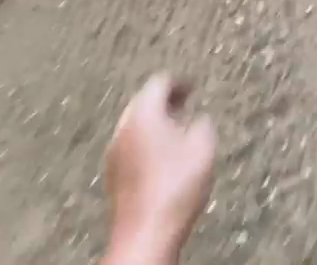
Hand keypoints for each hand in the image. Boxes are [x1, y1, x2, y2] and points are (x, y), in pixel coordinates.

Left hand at [102, 75, 217, 264]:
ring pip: (135, 125)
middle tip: (186, 105)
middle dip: (165, 101)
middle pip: (143, 102)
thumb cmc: (177, 184)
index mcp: (144, 113)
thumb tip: (196, 120)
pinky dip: (147, 142)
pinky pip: (131, 146)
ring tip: (178, 131)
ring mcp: (113, 153)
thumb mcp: (204, 145)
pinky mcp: (112, 176)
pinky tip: (164, 157)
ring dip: (155, 122)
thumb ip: (202, 123)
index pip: (160, 83)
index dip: (180, 82)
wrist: (145, 234)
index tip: (194, 87)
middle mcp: (123, 128)